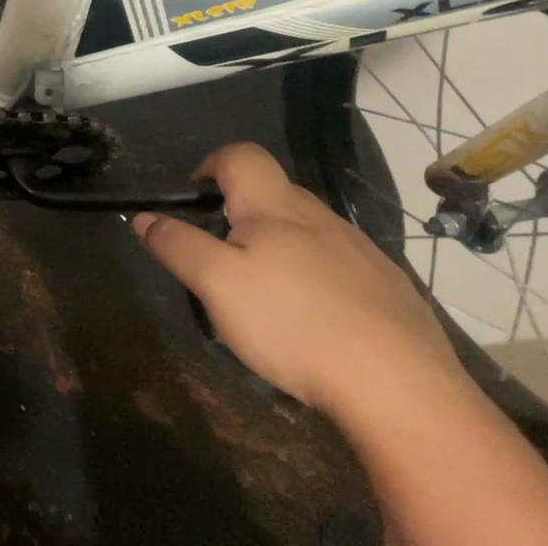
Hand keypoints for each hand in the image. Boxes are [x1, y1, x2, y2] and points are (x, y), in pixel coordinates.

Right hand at [131, 142, 463, 416]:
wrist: (403, 390)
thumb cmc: (294, 324)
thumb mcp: (214, 284)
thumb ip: (176, 244)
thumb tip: (144, 217)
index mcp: (275, 208)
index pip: (241, 156)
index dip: (211, 165)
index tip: (193, 200)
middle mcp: (322, 219)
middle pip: (273, 193)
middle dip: (239, 213)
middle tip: (219, 259)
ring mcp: (364, 254)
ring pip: (307, 231)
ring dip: (278, 247)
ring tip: (265, 296)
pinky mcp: (391, 291)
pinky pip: (340, 266)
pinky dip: (316, 279)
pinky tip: (313, 322)